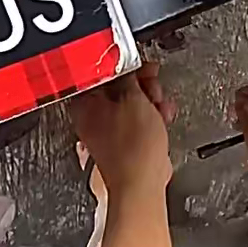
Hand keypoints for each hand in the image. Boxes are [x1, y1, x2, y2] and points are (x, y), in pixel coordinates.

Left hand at [71, 59, 176, 195]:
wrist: (142, 182)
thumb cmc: (132, 147)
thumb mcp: (134, 99)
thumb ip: (130, 76)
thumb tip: (127, 64)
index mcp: (85, 104)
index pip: (104, 73)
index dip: (127, 67)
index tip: (143, 66)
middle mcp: (91, 117)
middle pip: (118, 89)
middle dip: (142, 86)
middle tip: (153, 88)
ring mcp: (107, 132)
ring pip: (130, 105)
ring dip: (149, 101)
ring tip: (160, 106)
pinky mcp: (123, 143)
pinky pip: (136, 121)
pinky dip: (150, 117)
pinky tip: (162, 118)